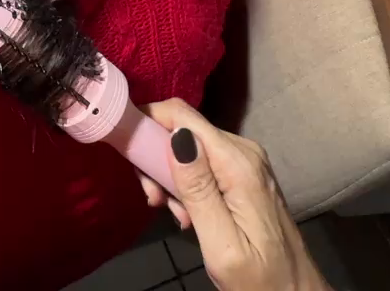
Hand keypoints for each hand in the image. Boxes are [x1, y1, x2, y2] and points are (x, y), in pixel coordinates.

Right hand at [139, 99, 324, 290]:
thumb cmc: (260, 281)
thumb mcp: (223, 245)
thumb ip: (198, 190)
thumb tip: (176, 136)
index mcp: (238, 162)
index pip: (182, 115)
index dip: (148, 122)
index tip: (129, 155)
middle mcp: (242, 149)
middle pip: (182, 130)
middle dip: (158, 160)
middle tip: (154, 202)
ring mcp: (245, 160)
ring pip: (189, 146)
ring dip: (172, 177)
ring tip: (178, 216)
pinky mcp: (244, 172)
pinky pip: (203, 161)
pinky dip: (188, 183)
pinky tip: (192, 214)